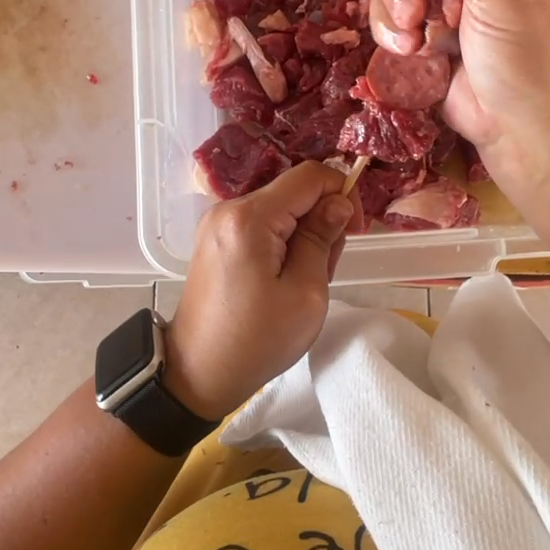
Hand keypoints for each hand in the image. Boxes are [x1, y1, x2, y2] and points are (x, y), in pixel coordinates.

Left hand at [165, 162, 358, 419]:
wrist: (197, 372)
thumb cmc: (256, 340)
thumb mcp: (306, 293)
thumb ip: (323, 239)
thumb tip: (338, 201)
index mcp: (250, 217)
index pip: (310, 176)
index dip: (342, 192)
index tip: (353, 230)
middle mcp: (229, 208)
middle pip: (294, 191)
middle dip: (321, 219)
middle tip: (325, 269)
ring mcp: (218, 223)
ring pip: (280, 208)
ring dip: (303, 234)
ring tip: (304, 280)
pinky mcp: (215, 239)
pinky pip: (261, 224)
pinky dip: (282, 242)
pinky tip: (284, 277)